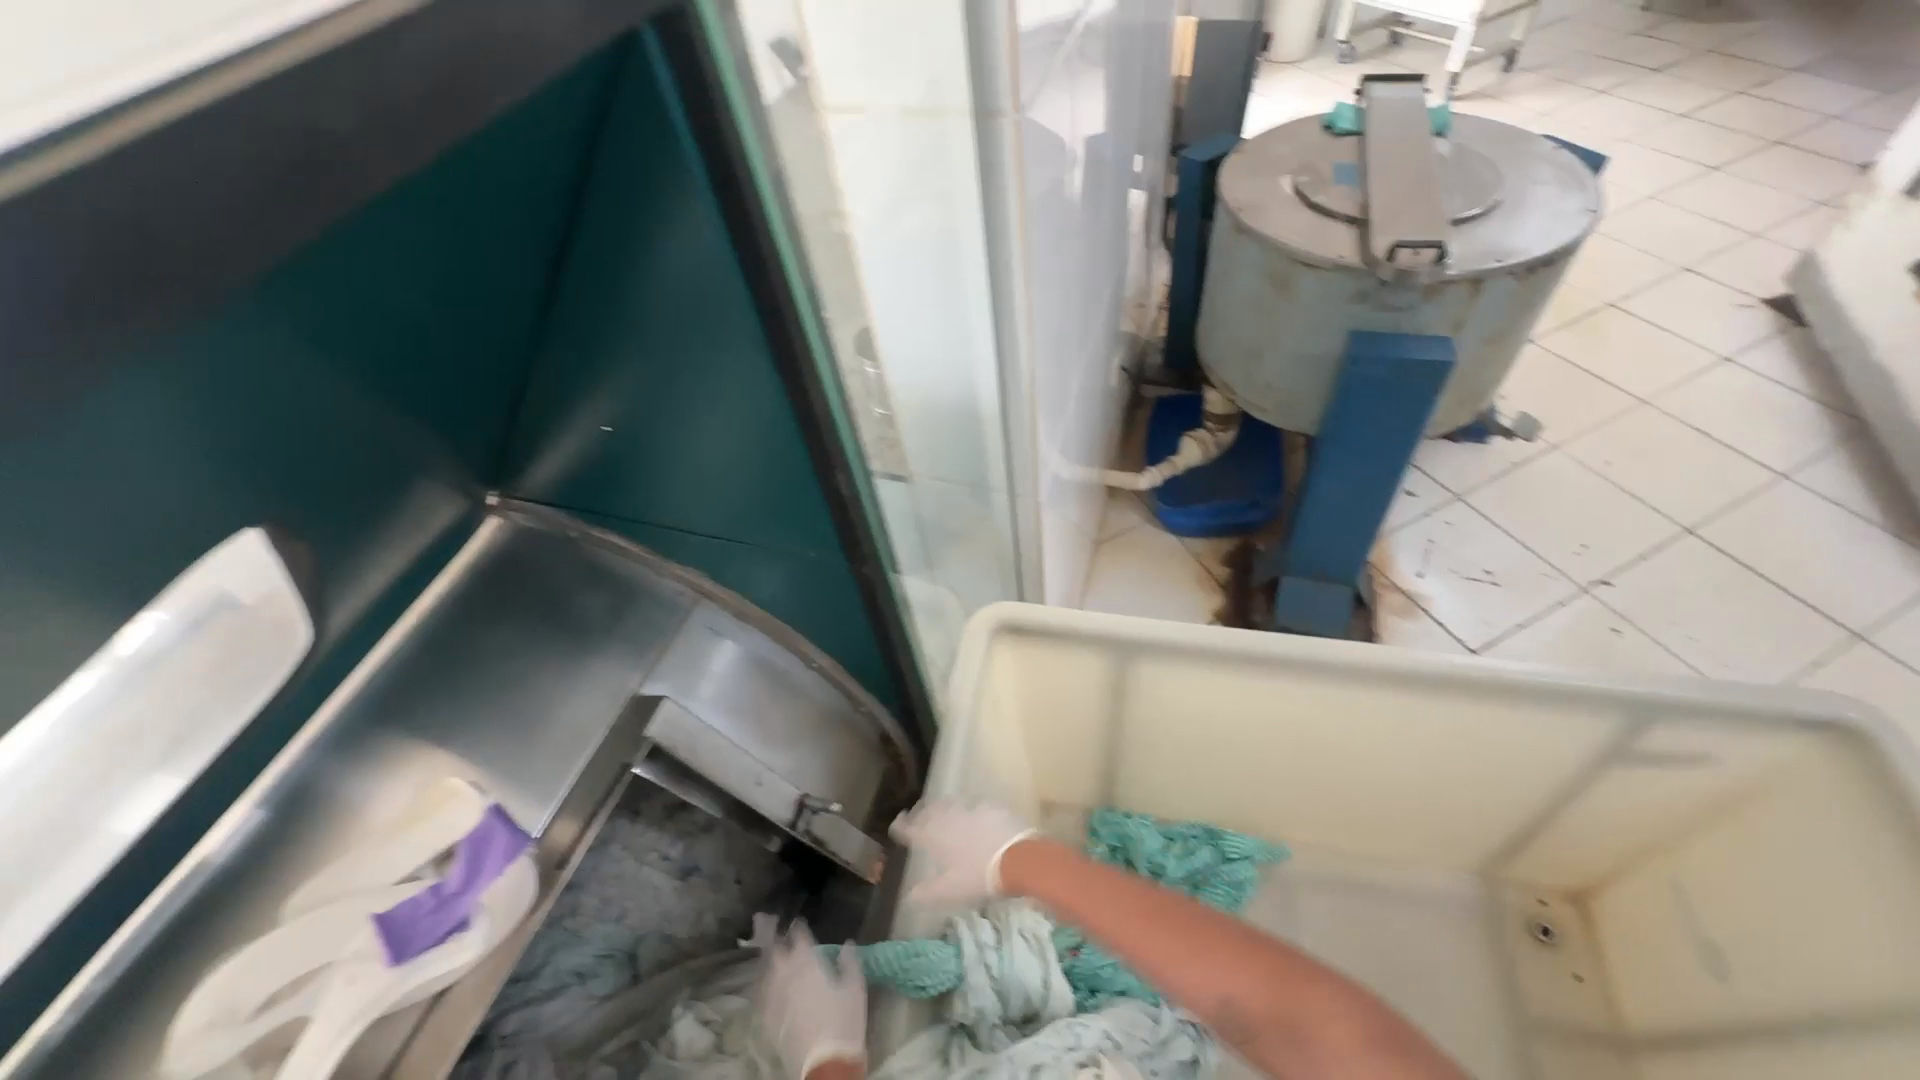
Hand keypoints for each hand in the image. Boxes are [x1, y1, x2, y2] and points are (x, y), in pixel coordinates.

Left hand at [752, 915, 866, 1079]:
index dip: (798, 927)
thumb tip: (847, 944)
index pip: (799, 936)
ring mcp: (773, 995)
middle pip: (774, 949)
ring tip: (769, 954)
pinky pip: (761, 993)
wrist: (825, 1061)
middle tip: (775, 928)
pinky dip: (763, 984)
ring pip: (764, 970)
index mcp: (807, 961)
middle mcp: (785, 973)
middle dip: (775, 937)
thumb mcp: (855, 987)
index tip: (798, 922)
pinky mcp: (767, 1016)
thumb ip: (849, 961)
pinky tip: (765, 985)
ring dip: (768, 959)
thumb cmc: (844, 1019)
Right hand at [888, 799, 1036, 907]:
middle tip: (916, 816)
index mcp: (934, 836)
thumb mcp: (949, 892)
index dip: (901, 827)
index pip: (910, 828)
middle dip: (920, 814)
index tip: (896, 826)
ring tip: (941, 813)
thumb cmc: (978, 877)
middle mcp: (948, 817)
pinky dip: (968, 810)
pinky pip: (974, 805)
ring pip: (949, 804)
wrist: (1017, 857)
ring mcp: (970, 809)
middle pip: (928, 811)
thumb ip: (926, 894)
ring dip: (942, 808)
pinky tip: (973, 815)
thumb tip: (908, 899)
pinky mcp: (991, 807)